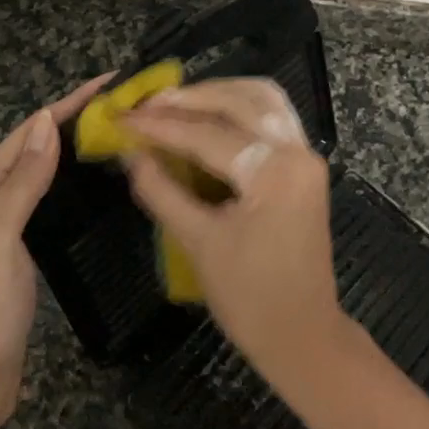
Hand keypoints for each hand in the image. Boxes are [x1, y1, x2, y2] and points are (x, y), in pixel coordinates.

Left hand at [0, 75, 110, 428]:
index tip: (111, 82)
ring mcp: (8, 227)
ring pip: (45, 173)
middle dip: (75, 120)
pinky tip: (96, 187)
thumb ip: (22, 179)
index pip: (29, 131)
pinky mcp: (25, 252)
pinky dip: (74, 185)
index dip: (68, 103)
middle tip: (125, 106)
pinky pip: (51, 202)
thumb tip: (45, 119)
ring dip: (76, 149)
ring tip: (118, 134)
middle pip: (37, 147)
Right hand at [123, 78, 344, 371]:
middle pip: (240, 101)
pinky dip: (240, 106)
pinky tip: (208, 114)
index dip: (160, 125)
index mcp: (273, 172)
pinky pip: (273, 116)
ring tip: (175, 101)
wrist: (303, 336)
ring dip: (218, 93)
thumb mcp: (199, 243)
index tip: (122, 116)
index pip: (207, 134)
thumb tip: (130, 155)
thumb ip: (162, 191)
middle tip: (146, 102)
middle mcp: (296, 152)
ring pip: (263, 98)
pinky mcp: (304, 166)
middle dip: (189, 98)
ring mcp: (306, 156)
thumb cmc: (250, 298)